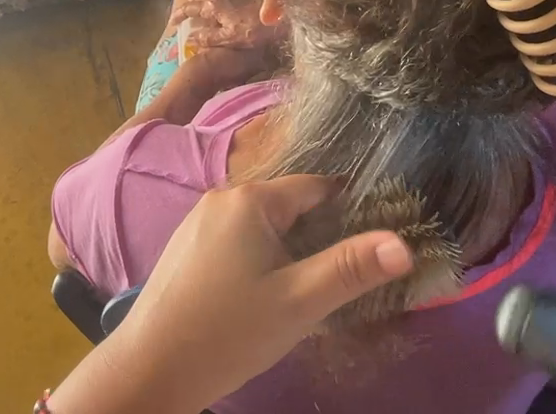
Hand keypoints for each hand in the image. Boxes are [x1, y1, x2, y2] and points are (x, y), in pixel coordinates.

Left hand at [49, 175, 412, 413]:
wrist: (151, 367)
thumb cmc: (230, 330)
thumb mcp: (298, 302)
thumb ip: (351, 269)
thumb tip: (404, 242)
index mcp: (250, 199)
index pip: (314, 187)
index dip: (349, 209)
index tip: (375, 238)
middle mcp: (222, 197)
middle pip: (287, 205)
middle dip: (318, 233)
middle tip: (343, 276)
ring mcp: (199, 219)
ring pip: (261, 224)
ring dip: (288, 248)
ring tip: (307, 288)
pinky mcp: (186, 245)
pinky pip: (237, 238)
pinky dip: (259, 256)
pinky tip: (264, 293)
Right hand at [168, 0, 282, 54]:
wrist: (281, 16)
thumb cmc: (255, 30)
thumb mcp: (229, 38)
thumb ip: (208, 38)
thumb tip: (189, 38)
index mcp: (213, 6)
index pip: (189, 8)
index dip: (178, 15)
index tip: (171, 23)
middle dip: (189, 5)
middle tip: (186, 18)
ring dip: (201, 5)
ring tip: (202, 19)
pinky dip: (213, 6)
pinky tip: (221, 17)